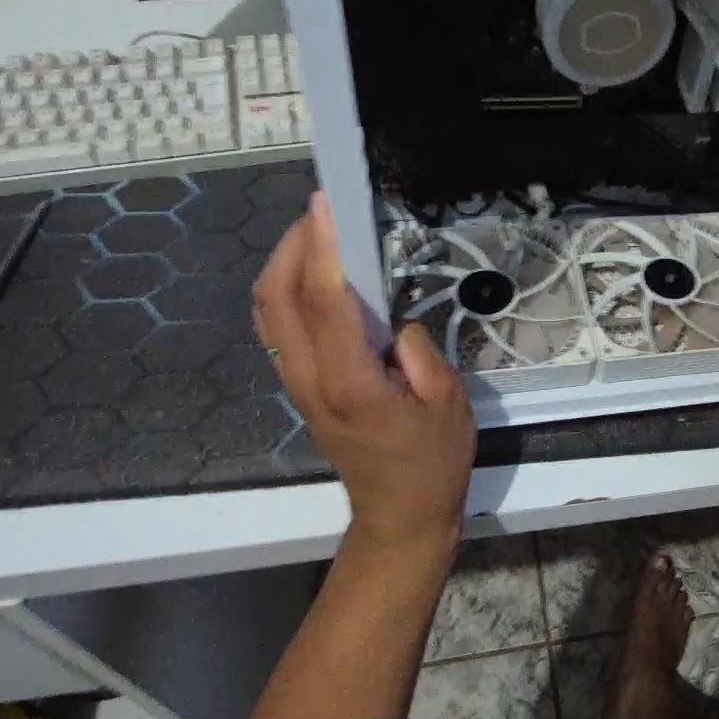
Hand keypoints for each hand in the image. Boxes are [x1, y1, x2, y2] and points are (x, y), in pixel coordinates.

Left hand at [252, 192, 477, 549]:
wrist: (400, 514)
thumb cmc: (432, 462)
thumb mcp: (449, 403)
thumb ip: (421, 353)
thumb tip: (393, 323)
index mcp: (351, 383)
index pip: (325, 300)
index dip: (321, 247)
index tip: (325, 204)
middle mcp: (311, 380)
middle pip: (275, 299)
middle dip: (289, 246)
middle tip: (321, 213)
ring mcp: (298, 386)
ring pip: (269, 312)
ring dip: (283, 265)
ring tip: (317, 236)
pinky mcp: (300, 390)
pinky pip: (280, 329)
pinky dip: (288, 291)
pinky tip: (316, 278)